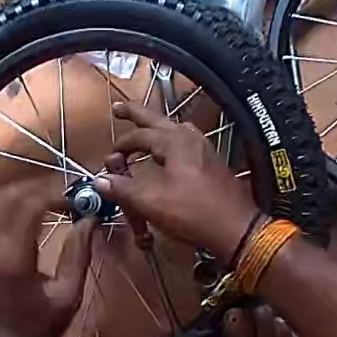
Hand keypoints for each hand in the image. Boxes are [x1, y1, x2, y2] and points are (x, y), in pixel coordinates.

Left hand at [0, 179, 95, 336]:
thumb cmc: (35, 329)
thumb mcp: (67, 296)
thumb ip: (78, 254)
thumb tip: (89, 220)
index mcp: (13, 255)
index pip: (31, 205)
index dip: (56, 193)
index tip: (78, 197)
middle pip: (9, 195)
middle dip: (39, 186)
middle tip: (66, 192)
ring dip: (21, 191)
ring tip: (48, 196)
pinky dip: (5, 203)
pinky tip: (25, 209)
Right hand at [93, 102, 261, 257]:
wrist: (236, 228)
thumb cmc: (193, 212)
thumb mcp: (151, 201)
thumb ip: (123, 188)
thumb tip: (100, 181)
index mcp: (174, 142)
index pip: (138, 136)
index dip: (120, 146)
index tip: (109, 159)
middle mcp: (189, 138)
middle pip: (156, 120)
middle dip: (135, 114)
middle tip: (117, 107)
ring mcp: (202, 148)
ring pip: (172, 129)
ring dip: (154, 127)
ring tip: (141, 128)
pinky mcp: (209, 162)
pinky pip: (183, 142)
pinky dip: (167, 141)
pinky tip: (166, 151)